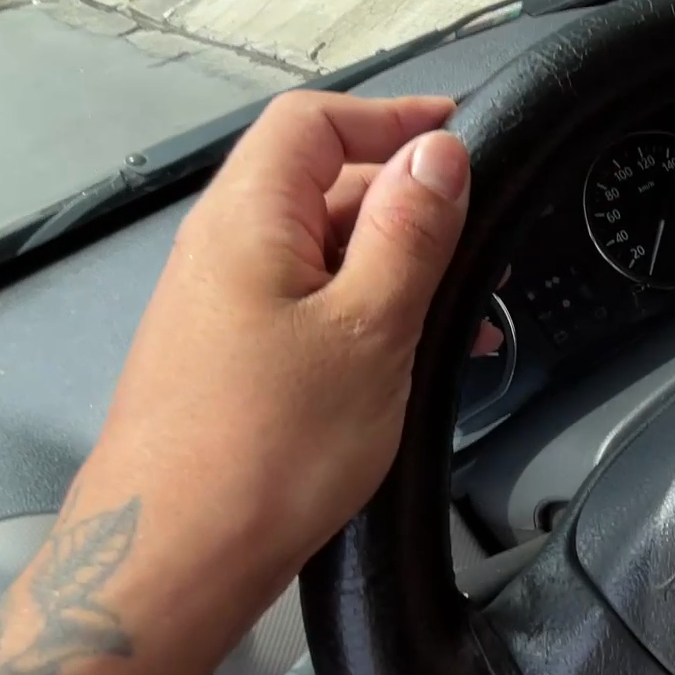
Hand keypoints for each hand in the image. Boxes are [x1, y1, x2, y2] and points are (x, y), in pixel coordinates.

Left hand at [92, 91, 470, 573]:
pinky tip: (438, 346)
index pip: (314, 124)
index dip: (392, 116)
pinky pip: (331, 299)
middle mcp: (236, 248)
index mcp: (251, 222)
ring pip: (340, 249)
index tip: (466, 136)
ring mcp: (242, 302)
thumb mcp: (369, 326)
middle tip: (490, 241)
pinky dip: (389, 305)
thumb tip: (443, 152)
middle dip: (419, 202)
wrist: (185, 557)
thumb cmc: (279, 438)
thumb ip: (411, 233)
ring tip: (478, 309)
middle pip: (332, 185)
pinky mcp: (255, 349)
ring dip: (414, 263)